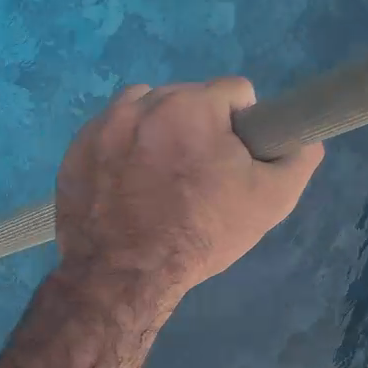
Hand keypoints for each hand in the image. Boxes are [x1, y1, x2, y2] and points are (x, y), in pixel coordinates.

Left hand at [53, 78, 324, 298]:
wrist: (120, 275)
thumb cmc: (199, 235)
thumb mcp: (273, 196)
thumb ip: (297, 154)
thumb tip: (296, 136)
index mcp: (190, 107)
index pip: (232, 92)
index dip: (239, 123)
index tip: (230, 157)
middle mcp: (138, 108)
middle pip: (182, 98)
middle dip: (194, 125)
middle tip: (191, 170)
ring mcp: (97, 131)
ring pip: (138, 110)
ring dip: (152, 129)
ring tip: (157, 171)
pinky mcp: (71, 155)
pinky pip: (103, 135)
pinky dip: (116, 148)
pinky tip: (123, 180)